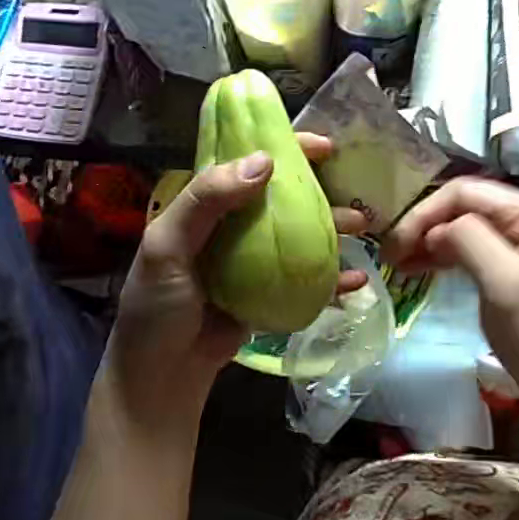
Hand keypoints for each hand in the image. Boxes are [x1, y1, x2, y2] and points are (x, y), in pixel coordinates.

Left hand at [107, 134, 365, 413]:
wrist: (161, 373)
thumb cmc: (156, 306)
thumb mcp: (167, 246)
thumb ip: (206, 200)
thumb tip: (264, 161)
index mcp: (202, 208)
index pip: (245, 165)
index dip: (283, 150)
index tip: (323, 146)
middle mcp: (229, 229)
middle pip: (280, 199)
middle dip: (319, 190)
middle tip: (355, 187)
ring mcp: (252, 264)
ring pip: (298, 237)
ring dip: (331, 230)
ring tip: (362, 227)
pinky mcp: (266, 296)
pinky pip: (303, 281)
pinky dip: (330, 281)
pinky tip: (356, 280)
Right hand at [386, 177, 518, 417]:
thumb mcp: (512, 290)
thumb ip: (472, 244)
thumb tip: (434, 229)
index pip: (463, 193)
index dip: (422, 215)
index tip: (393, 251)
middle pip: (463, 206)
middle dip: (422, 227)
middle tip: (390, 261)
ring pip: (465, 228)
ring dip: (430, 242)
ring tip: (399, 266)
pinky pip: (476, 249)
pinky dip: (446, 257)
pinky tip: (423, 270)